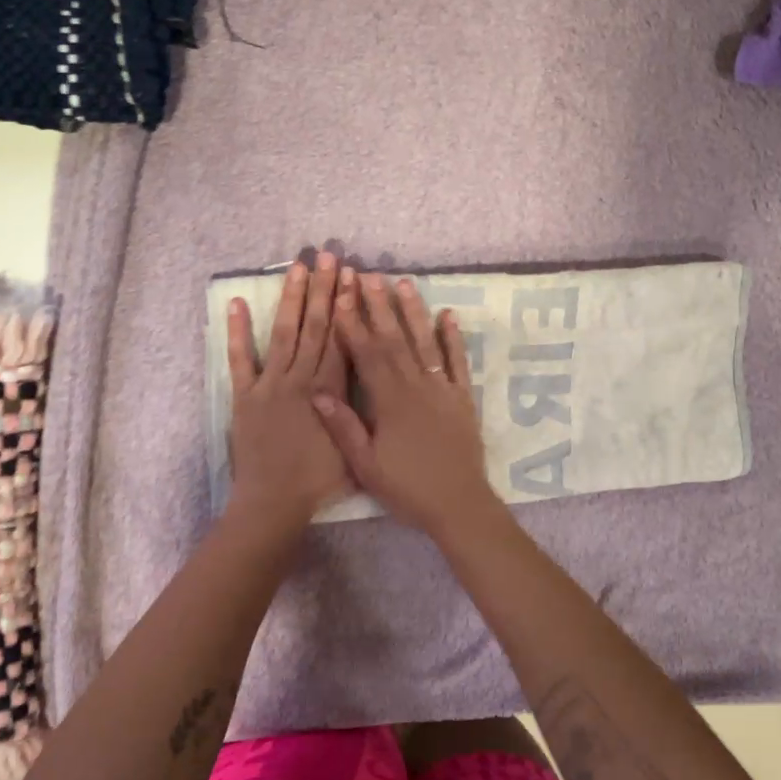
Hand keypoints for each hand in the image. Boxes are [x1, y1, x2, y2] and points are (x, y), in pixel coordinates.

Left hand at [226, 253, 350, 521]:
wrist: (274, 502)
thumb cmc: (319, 482)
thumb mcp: (354, 447)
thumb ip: (358, 409)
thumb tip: (368, 376)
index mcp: (329, 390)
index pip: (340, 338)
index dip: (346, 306)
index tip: (352, 277)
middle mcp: (300, 378)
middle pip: (315, 326)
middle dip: (323, 290)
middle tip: (329, 256)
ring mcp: (270, 385)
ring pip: (284, 333)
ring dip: (291, 299)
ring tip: (298, 267)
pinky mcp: (245, 396)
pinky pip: (241, 359)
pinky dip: (238, 331)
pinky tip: (239, 304)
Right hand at [315, 271, 506, 535]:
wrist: (459, 505)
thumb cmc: (407, 488)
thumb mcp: (366, 465)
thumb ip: (343, 427)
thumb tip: (317, 391)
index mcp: (389, 401)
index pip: (366, 354)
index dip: (350, 324)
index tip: (338, 296)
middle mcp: (415, 387)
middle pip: (394, 339)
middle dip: (378, 306)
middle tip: (366, 275)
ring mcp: (442, 389)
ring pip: (425, 342)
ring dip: (413, 312)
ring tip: (403, 282)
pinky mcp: (463, 398)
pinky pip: (457, 362)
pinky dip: (453, 338)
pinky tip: (449, 315)